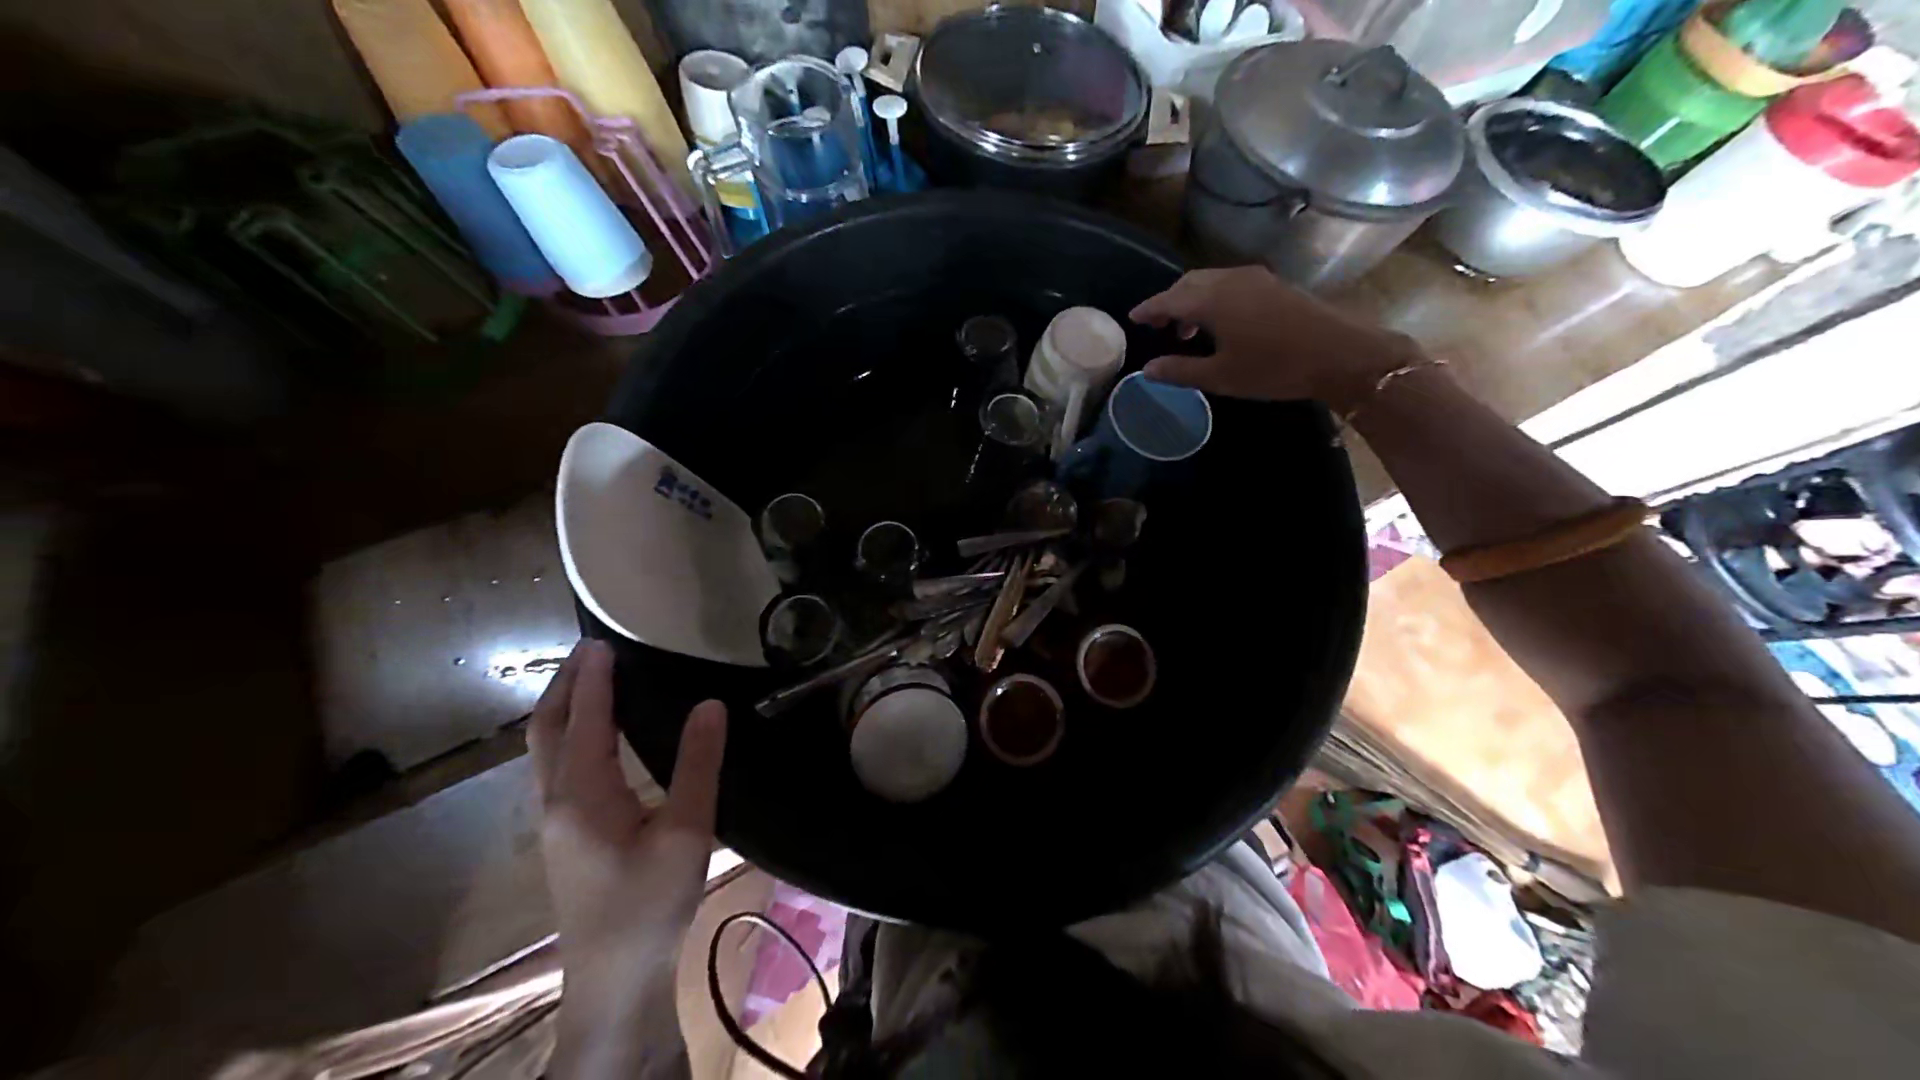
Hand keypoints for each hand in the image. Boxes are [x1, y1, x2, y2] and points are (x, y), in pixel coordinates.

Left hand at [529, 639, 727, 1079]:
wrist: (615, 978)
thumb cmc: (650, 903)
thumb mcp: (687, 833)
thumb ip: (697, 765)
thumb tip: (709, 706)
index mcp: (581, 795)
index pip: (585, 721)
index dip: (594, 680)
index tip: (604, 641)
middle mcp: (555, 801)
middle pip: (545, 730)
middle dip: (564, 686)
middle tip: (590, 650)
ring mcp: (555, 821)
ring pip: (546, 750)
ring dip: (563, 708)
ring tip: (589, 679)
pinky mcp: (565, 835)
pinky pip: (557, 767)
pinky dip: (569, 734)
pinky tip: (595, 736)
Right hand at [1129, 266, 1422, 410]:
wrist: (1340, 354)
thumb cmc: (1274, 368)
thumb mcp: (1221, 377)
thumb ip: (1180, 371)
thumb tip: (1148, 368)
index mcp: (1212, 299)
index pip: (1169, 298)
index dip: (1149, 309)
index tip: (1133, 319)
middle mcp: (1230, 280)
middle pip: (1189, 283)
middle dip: (1169, 302)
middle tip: (1158, 325)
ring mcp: (1255, 279)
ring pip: (1211, 281)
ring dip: (1192, 300)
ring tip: (1186, 330)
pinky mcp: (1274, 285)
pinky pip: (1230, 284)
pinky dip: (1214, 298)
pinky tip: (1219, 324)